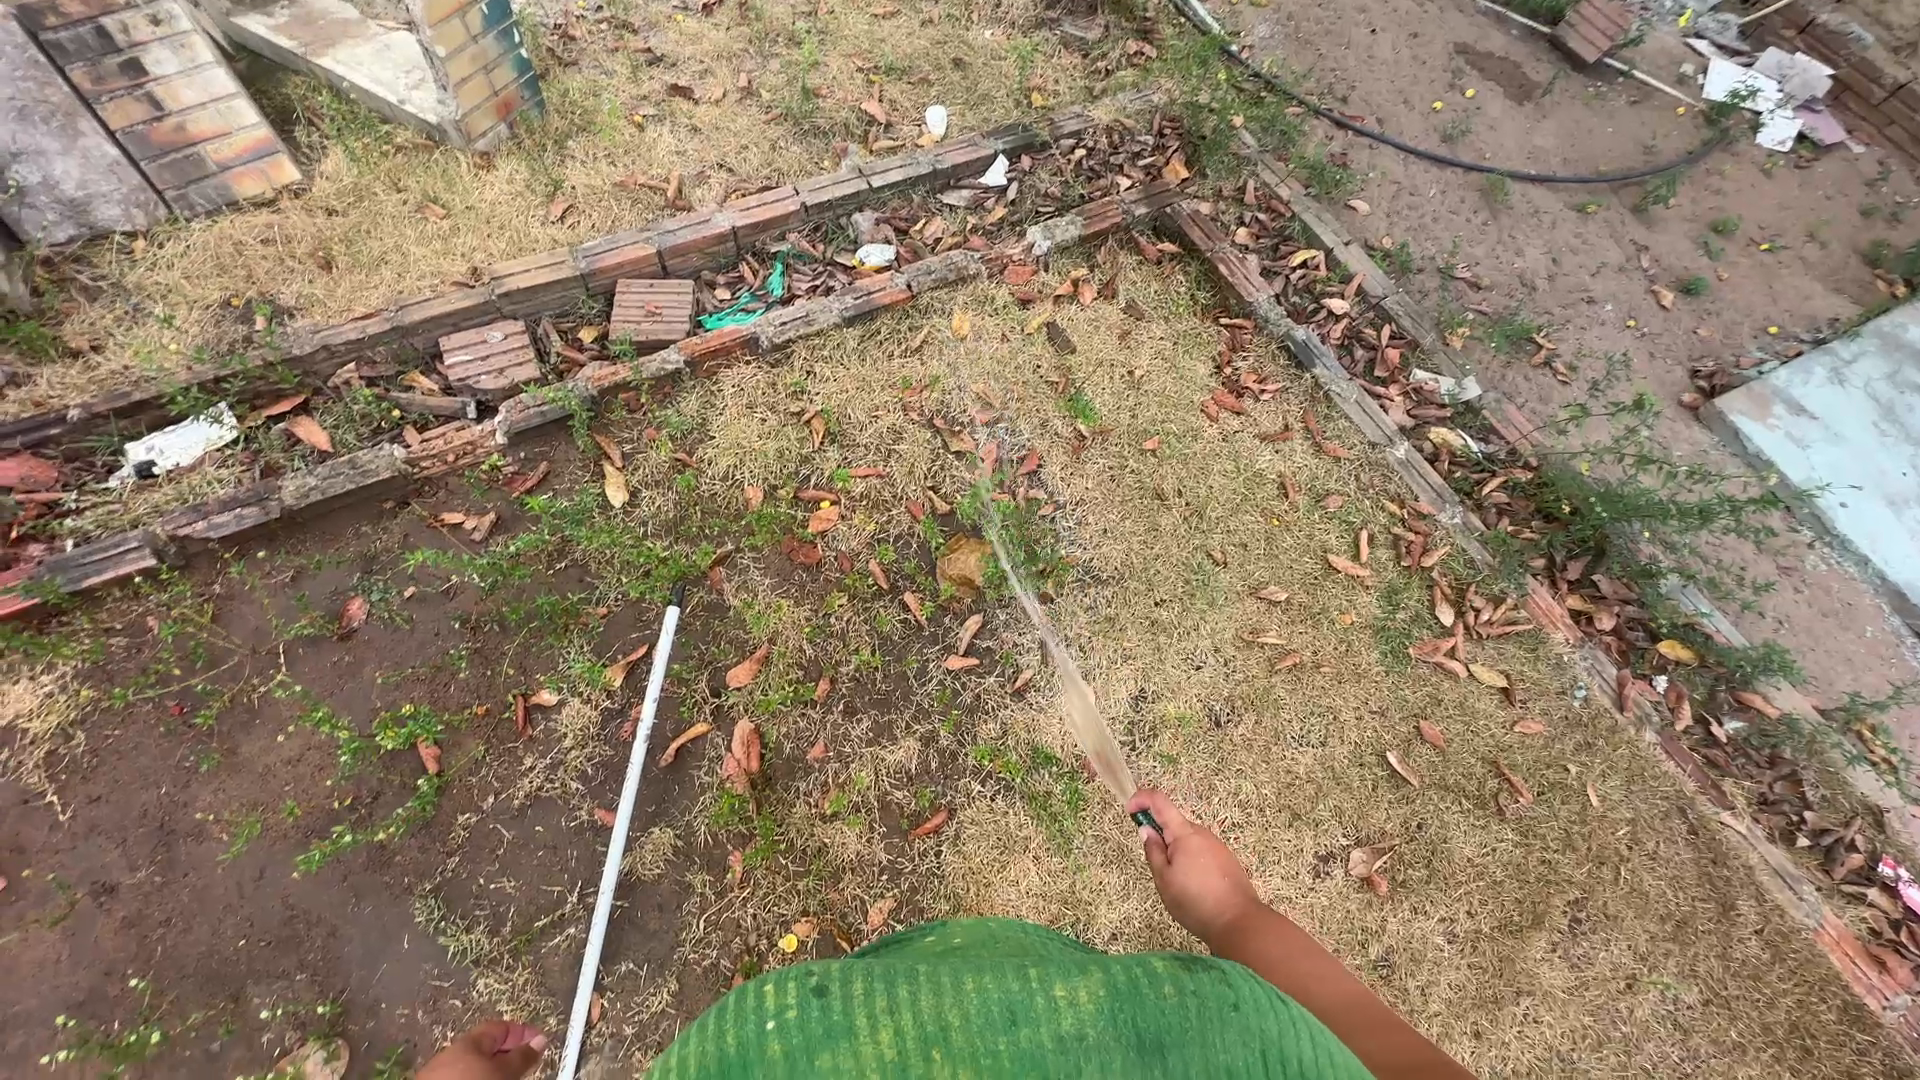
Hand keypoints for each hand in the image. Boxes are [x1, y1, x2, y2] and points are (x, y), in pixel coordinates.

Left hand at [417, 1019, 547, 1079]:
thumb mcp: (504, 1072)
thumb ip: (523, 1056)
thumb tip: (541, 1040)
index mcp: (468, 1041)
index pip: (502, 1027)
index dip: (523, 1033)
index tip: (540, 1043)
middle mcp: (450, 1053)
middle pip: (486, 1047)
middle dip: (507, 1053)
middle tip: (525, 1065)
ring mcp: (437, 1074)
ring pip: (472, 1065)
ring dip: (491, 1069)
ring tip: (506, 1078)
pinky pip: (461, 1076)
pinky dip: (476, 1078)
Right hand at [1127, 789, 1261, 945]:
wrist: (1240, 923)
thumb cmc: (1196, 903)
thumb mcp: (1164, 880)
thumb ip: (1153, 851)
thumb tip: (1146, 830)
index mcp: (1184, 833)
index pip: (1159, 801)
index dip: (1141, 799)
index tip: (1130, 812)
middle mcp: (1202, 833)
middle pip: (1174, 823)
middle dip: (1160, 837)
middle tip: (1158, 867)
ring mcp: (1217, 846)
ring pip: (1187, 840)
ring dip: (1175, 852)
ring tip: (1178, 884)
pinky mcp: (1227, 860)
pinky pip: (1201, 851)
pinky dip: (1190, 861)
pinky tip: (1195, 887)